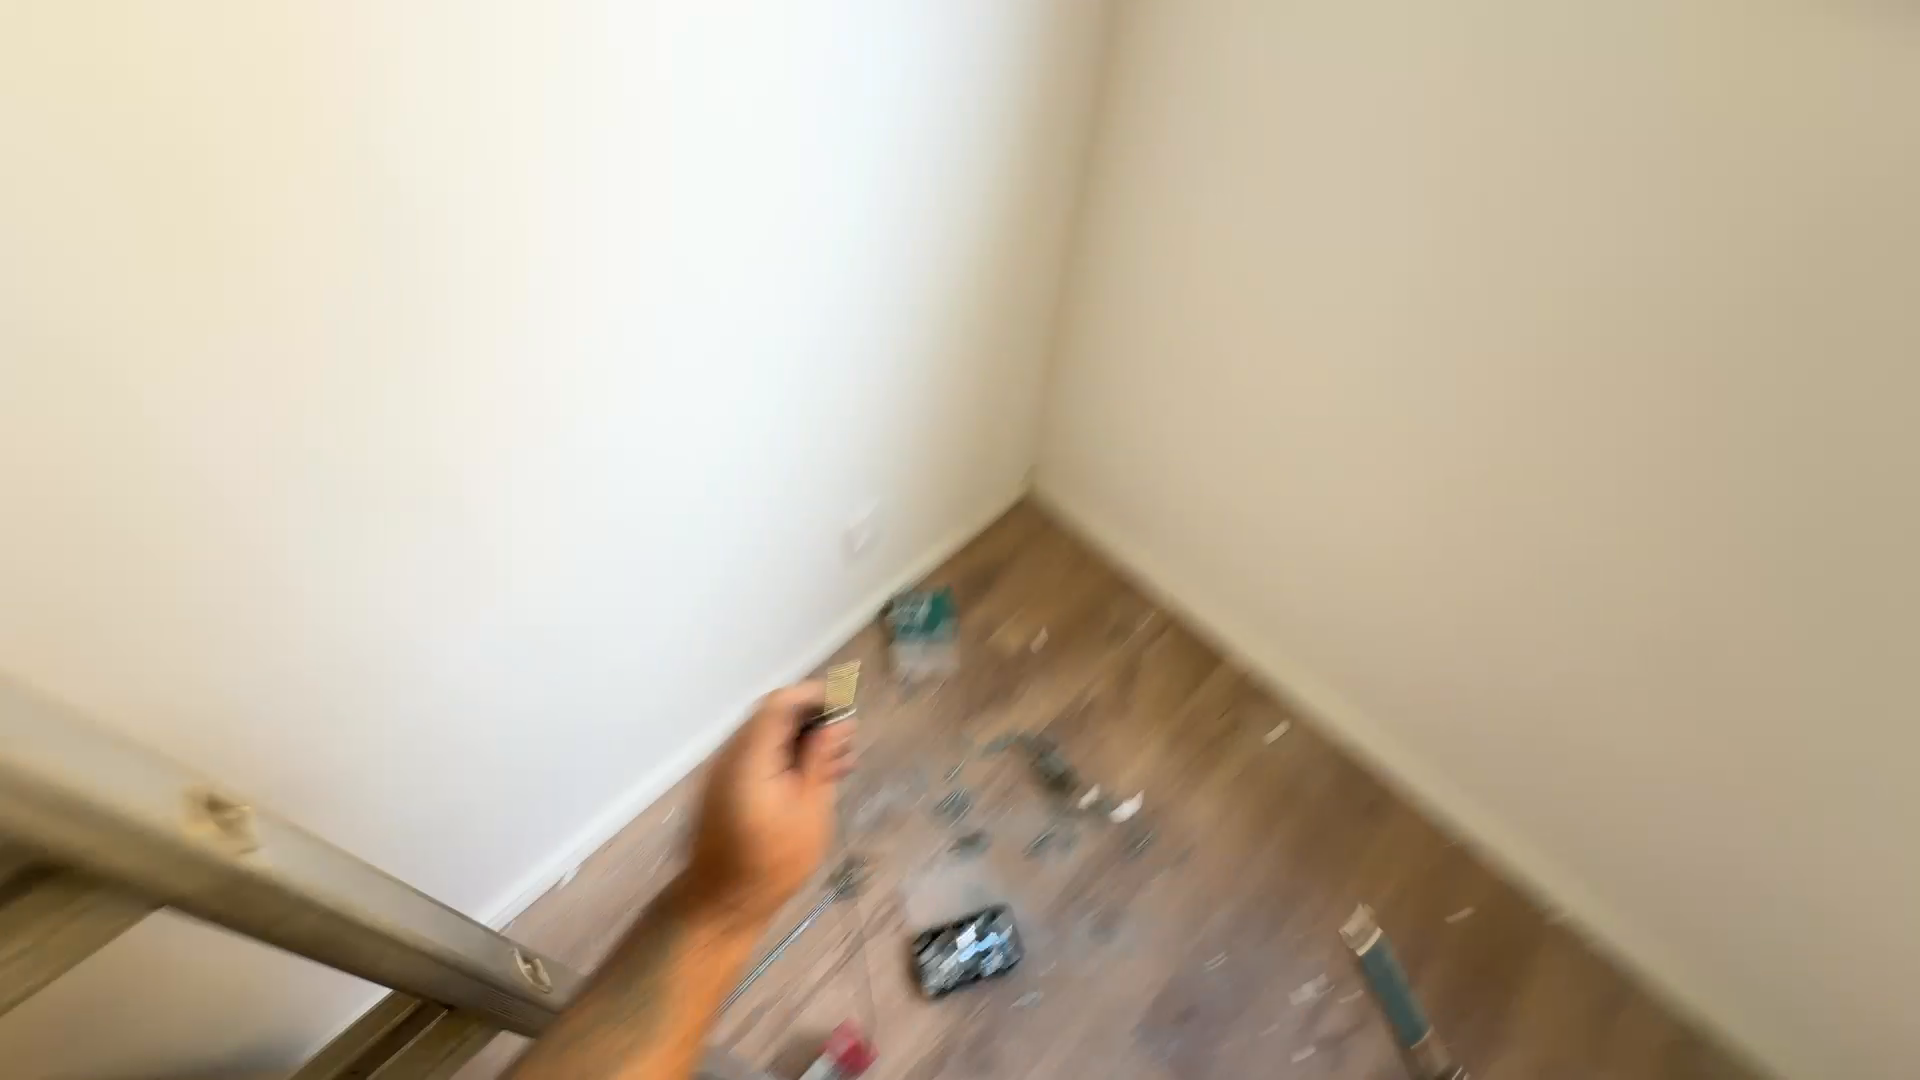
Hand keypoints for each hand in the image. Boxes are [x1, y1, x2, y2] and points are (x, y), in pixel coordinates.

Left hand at [681, 680, 856, 926]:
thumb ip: (820, 759)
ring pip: (767, 737)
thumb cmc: (772, 863)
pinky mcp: (724, 790)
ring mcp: (723, 772)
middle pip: (773, 717)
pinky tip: (814, 779)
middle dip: (813, 720)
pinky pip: (758, 758)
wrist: (719, 908)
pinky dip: (785, 758)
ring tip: (840, 761)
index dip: (815, 697)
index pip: (781, 703)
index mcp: (750, 756)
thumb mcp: (810, 809)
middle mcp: (730, 755)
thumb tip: (837, 723)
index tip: (846, 710)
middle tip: (848, 740)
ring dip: (802, 741)